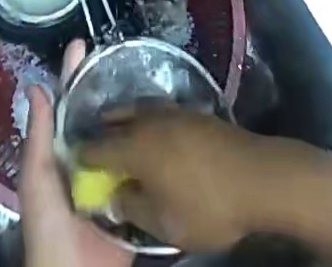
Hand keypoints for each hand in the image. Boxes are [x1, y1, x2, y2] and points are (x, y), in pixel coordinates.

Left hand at [18, 41, 131, 266]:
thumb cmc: (48, 226)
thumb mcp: (37, 178)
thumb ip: (38, 135)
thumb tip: (36, 84)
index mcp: (60, 152)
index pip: (66, 105)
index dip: (72, 75)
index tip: (83, 43)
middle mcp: (85, 160)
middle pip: (97, 118)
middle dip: (107, 91)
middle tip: (126, 60)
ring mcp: (109, 181)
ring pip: (121, 141)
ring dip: (133, 118)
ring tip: (149, 85)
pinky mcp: (133, 204)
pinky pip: (142, 174)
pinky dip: (151, 154)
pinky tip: (164, 132)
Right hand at [77, 106, 323, 252]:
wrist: (258, 176)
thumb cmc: (207, 204)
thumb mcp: (165, 222)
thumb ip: (133, 206)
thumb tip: (115, 195)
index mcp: (134, 146)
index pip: (96, 148)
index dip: (82, 157)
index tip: (73, 163)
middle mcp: (146, 121)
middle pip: (113, 120)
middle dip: (100, 131)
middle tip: (93, 144)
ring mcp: (170, 111)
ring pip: (136, 109)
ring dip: (123, 119)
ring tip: (119, 130)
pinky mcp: (191, 111)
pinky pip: (157, 110)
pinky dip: (146, 118)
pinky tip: (153, 131)